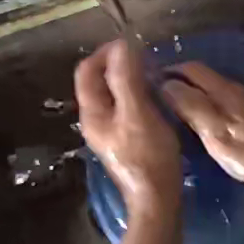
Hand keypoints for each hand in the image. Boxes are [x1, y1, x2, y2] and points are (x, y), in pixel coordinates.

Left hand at [75, 39, 181, 217]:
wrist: (157, 198)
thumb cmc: (148, 155)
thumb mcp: (138, 113)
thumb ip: (127, 79)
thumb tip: (122, 46)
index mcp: (92, 112)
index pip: (87, 69)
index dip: (105, 52)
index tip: (131, 45)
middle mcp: (96, 119)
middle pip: (98, 80)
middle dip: (118, 63)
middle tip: (144, 57)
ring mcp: (110, 130)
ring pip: (113, 93)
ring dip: (129, 77)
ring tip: (152, 72)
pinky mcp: (125, 138)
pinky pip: (126, 106)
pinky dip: (137, 93)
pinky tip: (155, 95)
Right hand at [159, 62, 243, 206]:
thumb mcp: (216, 133)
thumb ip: (191, 106)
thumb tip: (165, 84)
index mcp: (225, 90)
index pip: (191, 68)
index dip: (168, 71)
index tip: (145, 82)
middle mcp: (237, 89)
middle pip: (201, 76)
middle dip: (177, 80)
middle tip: (153, 97)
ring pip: (212, 89)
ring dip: (191, 93)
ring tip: (169, 110)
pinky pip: (222, 102)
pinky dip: (205, 105)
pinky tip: (198, 122)